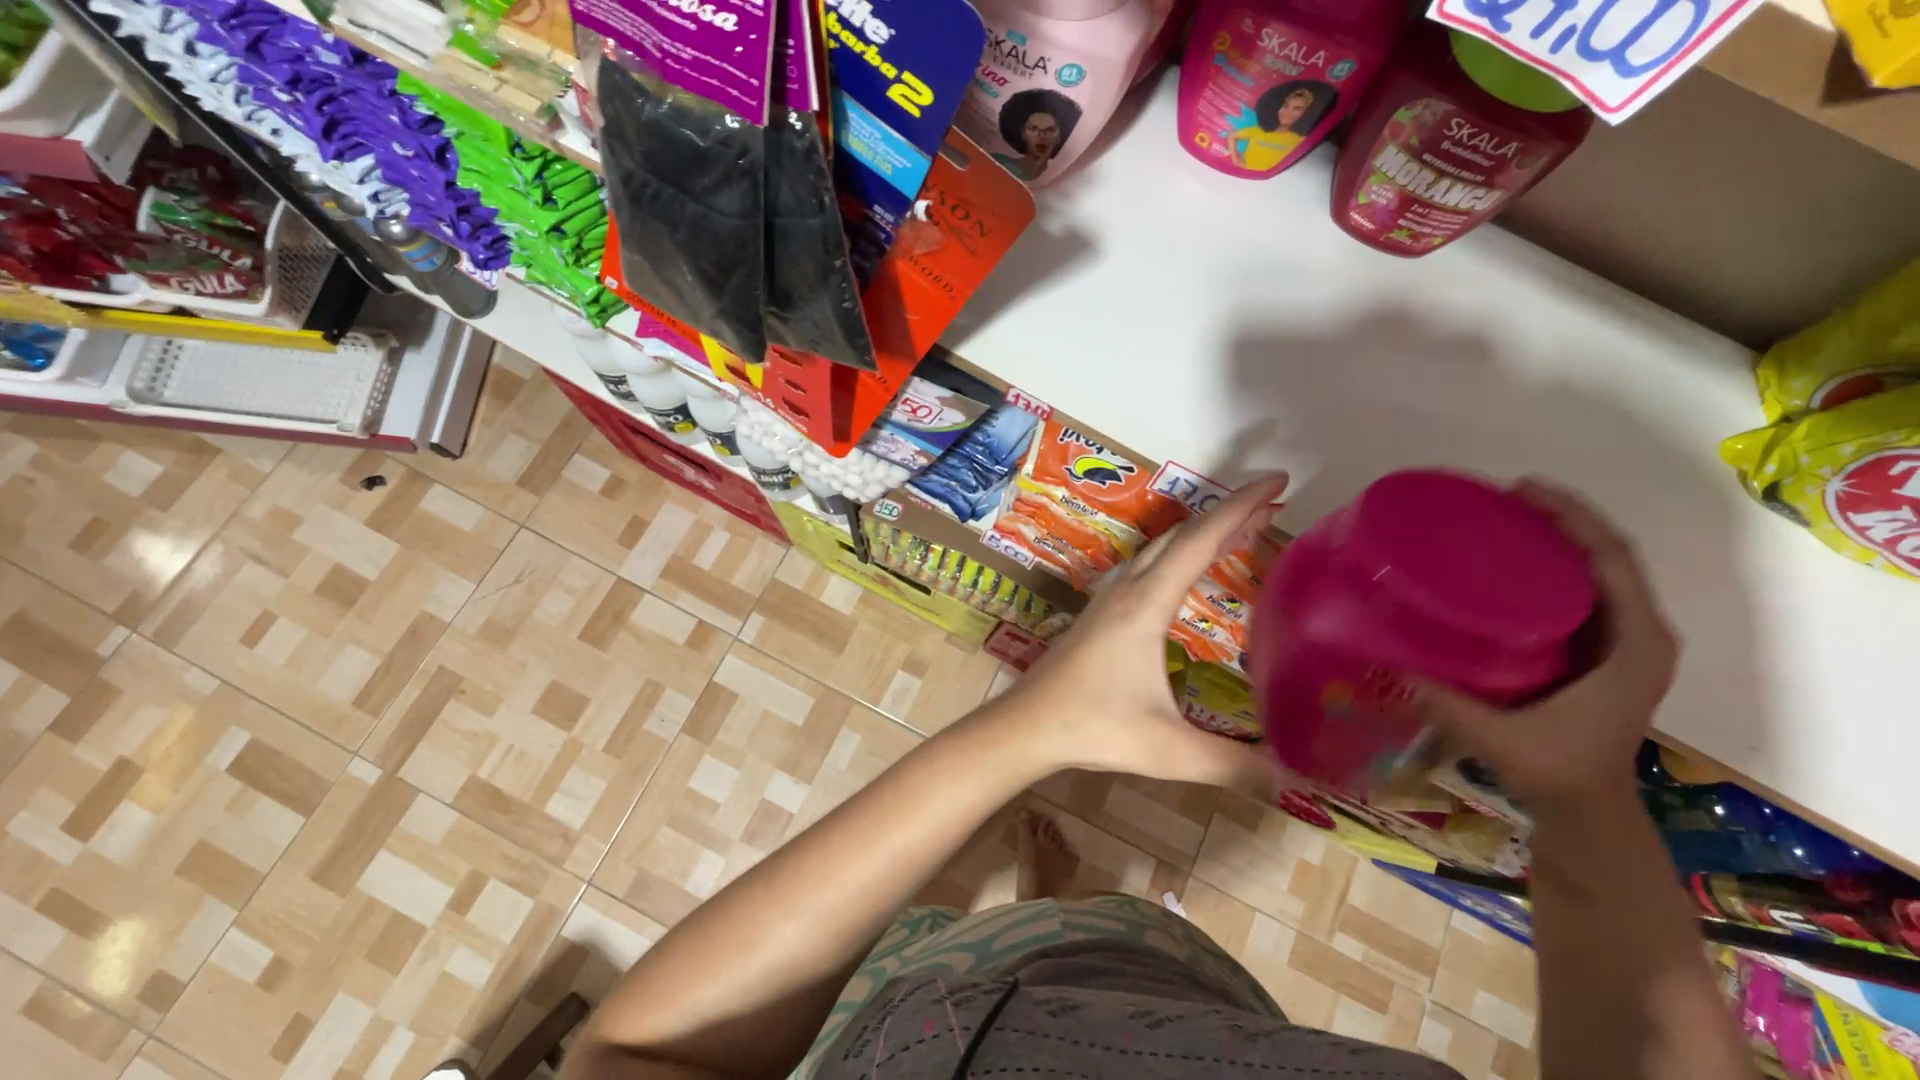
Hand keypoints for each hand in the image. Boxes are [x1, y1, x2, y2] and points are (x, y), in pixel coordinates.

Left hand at [999, 473, 1293, 794]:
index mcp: (1147, 605)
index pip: (1201, 541)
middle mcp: (1128, 590)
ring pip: (1160, 549)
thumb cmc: (1093, 729)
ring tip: (1241, 531)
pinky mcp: (1098, 614)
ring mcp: (1108, 599)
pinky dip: (1178, 555)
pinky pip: (1147, 567)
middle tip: (1273, 504)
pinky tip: (1186, 575)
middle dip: (1229, 514)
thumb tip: (1297, 780)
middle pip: (1182, 535)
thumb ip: (1233, 765)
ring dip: (1202, 534)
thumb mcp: (1169, 751)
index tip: (1279, 480)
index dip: (1242, 507)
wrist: (1025, 727)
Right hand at [1410, 479, 1678, 812]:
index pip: (1612, 561)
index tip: (1521, 491)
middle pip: (1609, 555)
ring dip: (1561, 539)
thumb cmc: (1554, 770)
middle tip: (1502, 498)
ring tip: (1505, 518)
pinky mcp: (1609, 651)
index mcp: (1633, 644)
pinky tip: (1514, 562)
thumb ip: (1444, 698)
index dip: (1572, 519)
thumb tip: (1387, 654)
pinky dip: (1558, 566)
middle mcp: (1642, 634)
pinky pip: (1590, 591)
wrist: (1588, 809)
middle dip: (1562, 518)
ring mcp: (1629, 642)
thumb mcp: (1494, 736)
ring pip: (1602, 570)